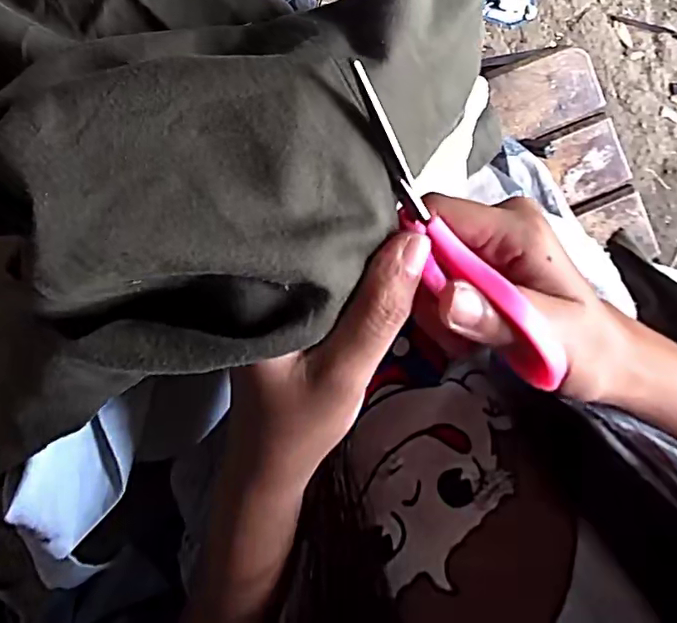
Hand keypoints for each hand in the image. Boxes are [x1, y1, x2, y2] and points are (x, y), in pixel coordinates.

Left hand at [222, 230, 427, 490]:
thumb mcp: (345, 372)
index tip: (403, 208)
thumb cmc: (299, 426)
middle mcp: (262, 277)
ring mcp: (274, 289)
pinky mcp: (289, 302)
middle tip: (411, 218)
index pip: (312, 226)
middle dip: (363, 227)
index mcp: (260, 285)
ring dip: (362, 249)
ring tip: (402, 236)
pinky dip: (354, 270)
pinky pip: (328, 272)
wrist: (269, 467)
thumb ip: (379, 312)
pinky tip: (379, 267)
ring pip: (326, 252)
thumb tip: (416, 242)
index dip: (358, 212)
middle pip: (319, 233)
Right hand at [414, 195, 634, 402]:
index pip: (436, 212)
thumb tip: (446, 295)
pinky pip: (441, 275)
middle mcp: (499, 221)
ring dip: (436, 306)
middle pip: (427, 238)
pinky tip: (469, 330)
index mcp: (516, 225)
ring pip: (428, 261)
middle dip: (428, 289)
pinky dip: (445, 308)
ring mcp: (490, 239)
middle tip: (454, 332)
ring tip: (467, 337)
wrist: (610, 358)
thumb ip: (495, 317)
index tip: (427, 300)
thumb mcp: (550, 337)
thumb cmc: (591, 347)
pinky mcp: (483, 259)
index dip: (417, 253)